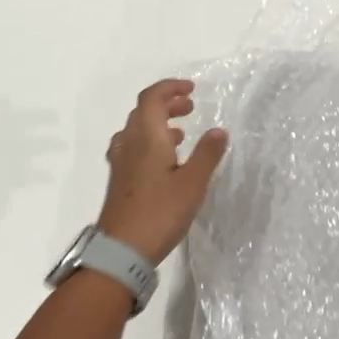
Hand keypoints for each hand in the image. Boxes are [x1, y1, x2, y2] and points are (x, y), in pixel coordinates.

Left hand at [97, 79, 228, 263]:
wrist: (122, 250)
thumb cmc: (160, 212)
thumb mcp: (193, 183)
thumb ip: (207, 154)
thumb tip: (219, 130)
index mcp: (147, 138)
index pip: (152, 98)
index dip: (170, 88)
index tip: (192, 89)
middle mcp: (129, 144)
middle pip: (143, 111)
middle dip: (167, 104)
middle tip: (191, 108)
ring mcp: (121, 162)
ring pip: (136, 130)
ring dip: (158, 123)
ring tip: (181, 133)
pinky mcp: (120, 180)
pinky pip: (133, 147)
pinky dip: (150, 141)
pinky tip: (164, 160)